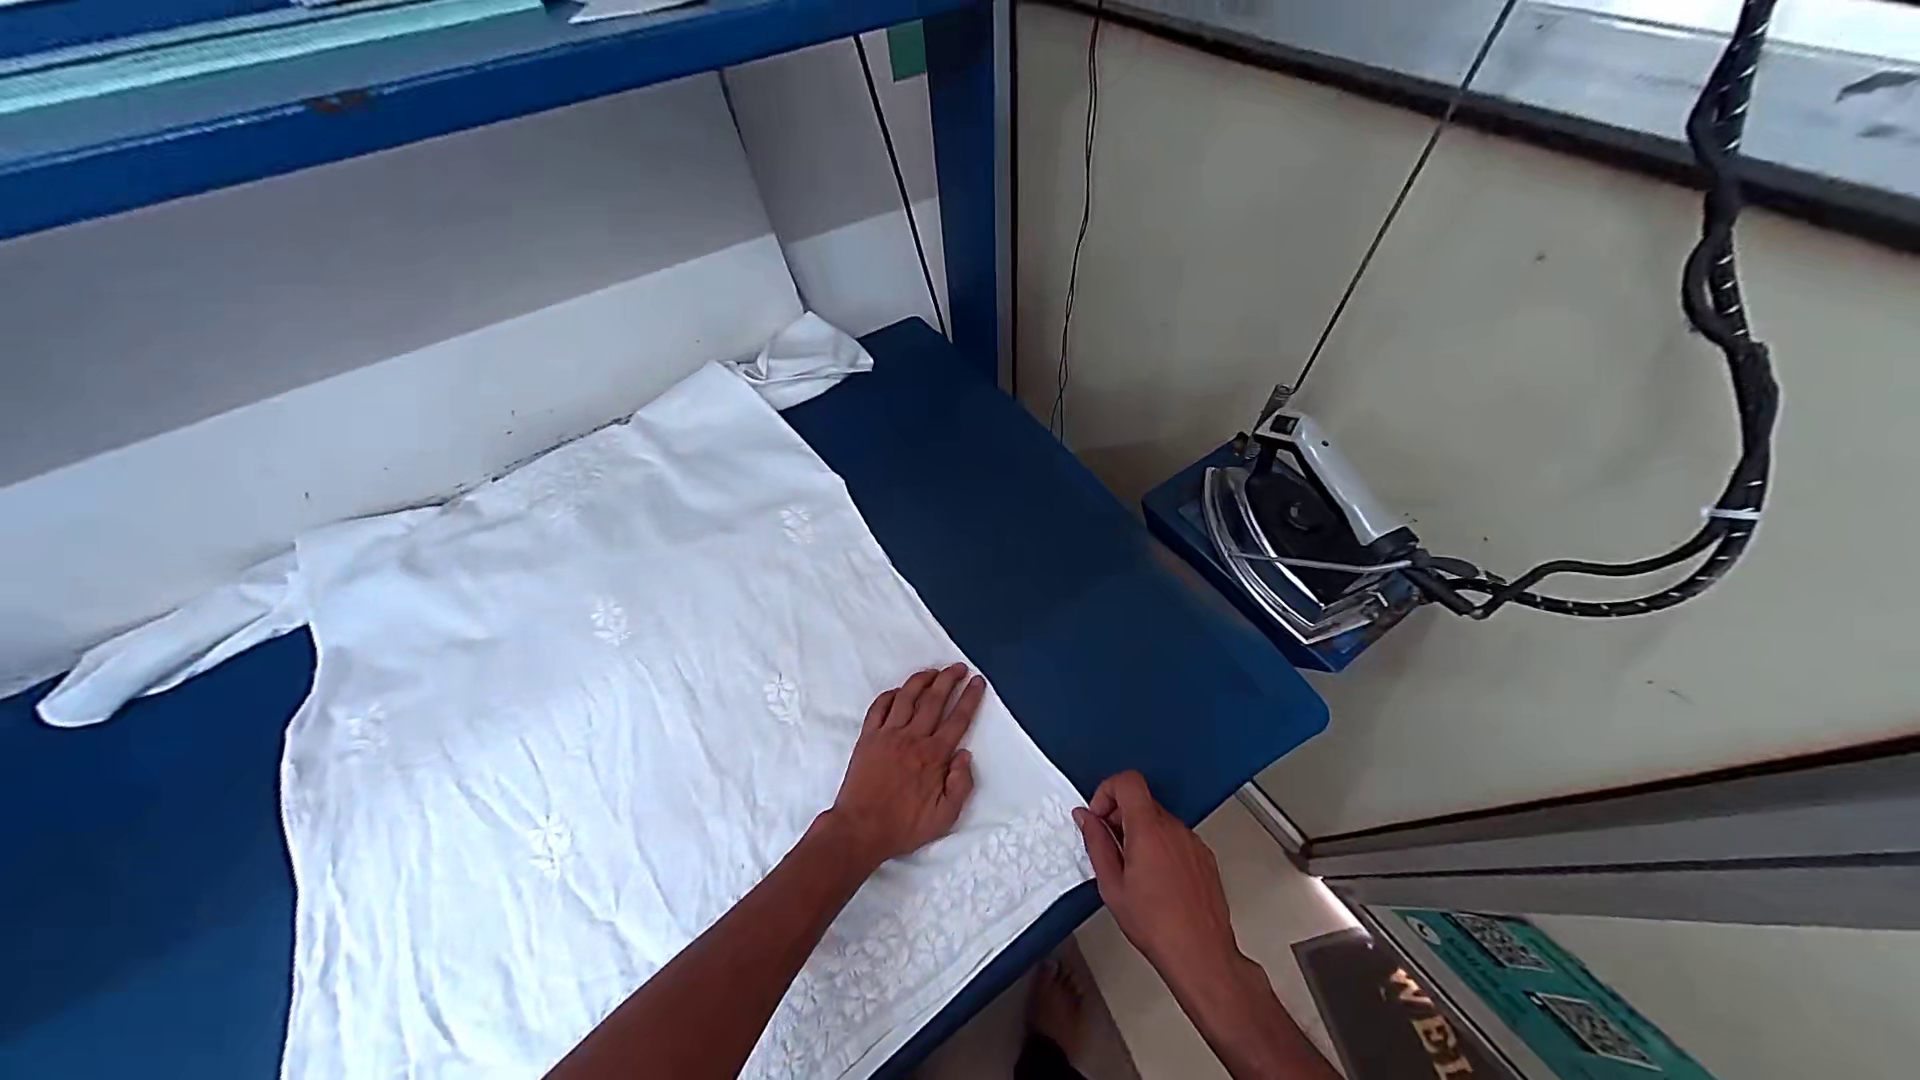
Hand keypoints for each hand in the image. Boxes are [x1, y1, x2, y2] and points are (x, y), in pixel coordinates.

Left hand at [824, 664, 982, 870]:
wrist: (860, 829)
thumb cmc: (903, 826)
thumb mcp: (944, 817)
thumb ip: (961, 785)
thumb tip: (965, 755)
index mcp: (933, 755)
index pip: (958, 719)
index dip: (970, 698)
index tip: (977, 682)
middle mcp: (912, 738)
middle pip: (934, 699)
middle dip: (949, 679)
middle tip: (959, 667)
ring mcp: (888, 734)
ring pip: (907, 697)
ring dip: (922, 679)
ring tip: (933, 671)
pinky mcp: (868, 737)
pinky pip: (879, 707)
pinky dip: (891, 694)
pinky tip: (899, 691)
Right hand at [1073, 771, 1241, 986]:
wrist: (1201, 955)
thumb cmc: (1158, 926)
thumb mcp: (1111, 884)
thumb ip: (1096, 842)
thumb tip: (1086, 819)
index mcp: (1149, 830)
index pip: (1128, 781)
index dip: (1107, 791)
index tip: (1099, 814)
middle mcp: (1174, 829)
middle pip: (1141, 801)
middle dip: (1119, 816)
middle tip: (1110, 845)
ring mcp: (1192, 842)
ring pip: (1158, 819)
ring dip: (1140, 832)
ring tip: (1133, 869)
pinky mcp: (1204, 856)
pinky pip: (1176, 837)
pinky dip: (1161, 846)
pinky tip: (1155, 878)